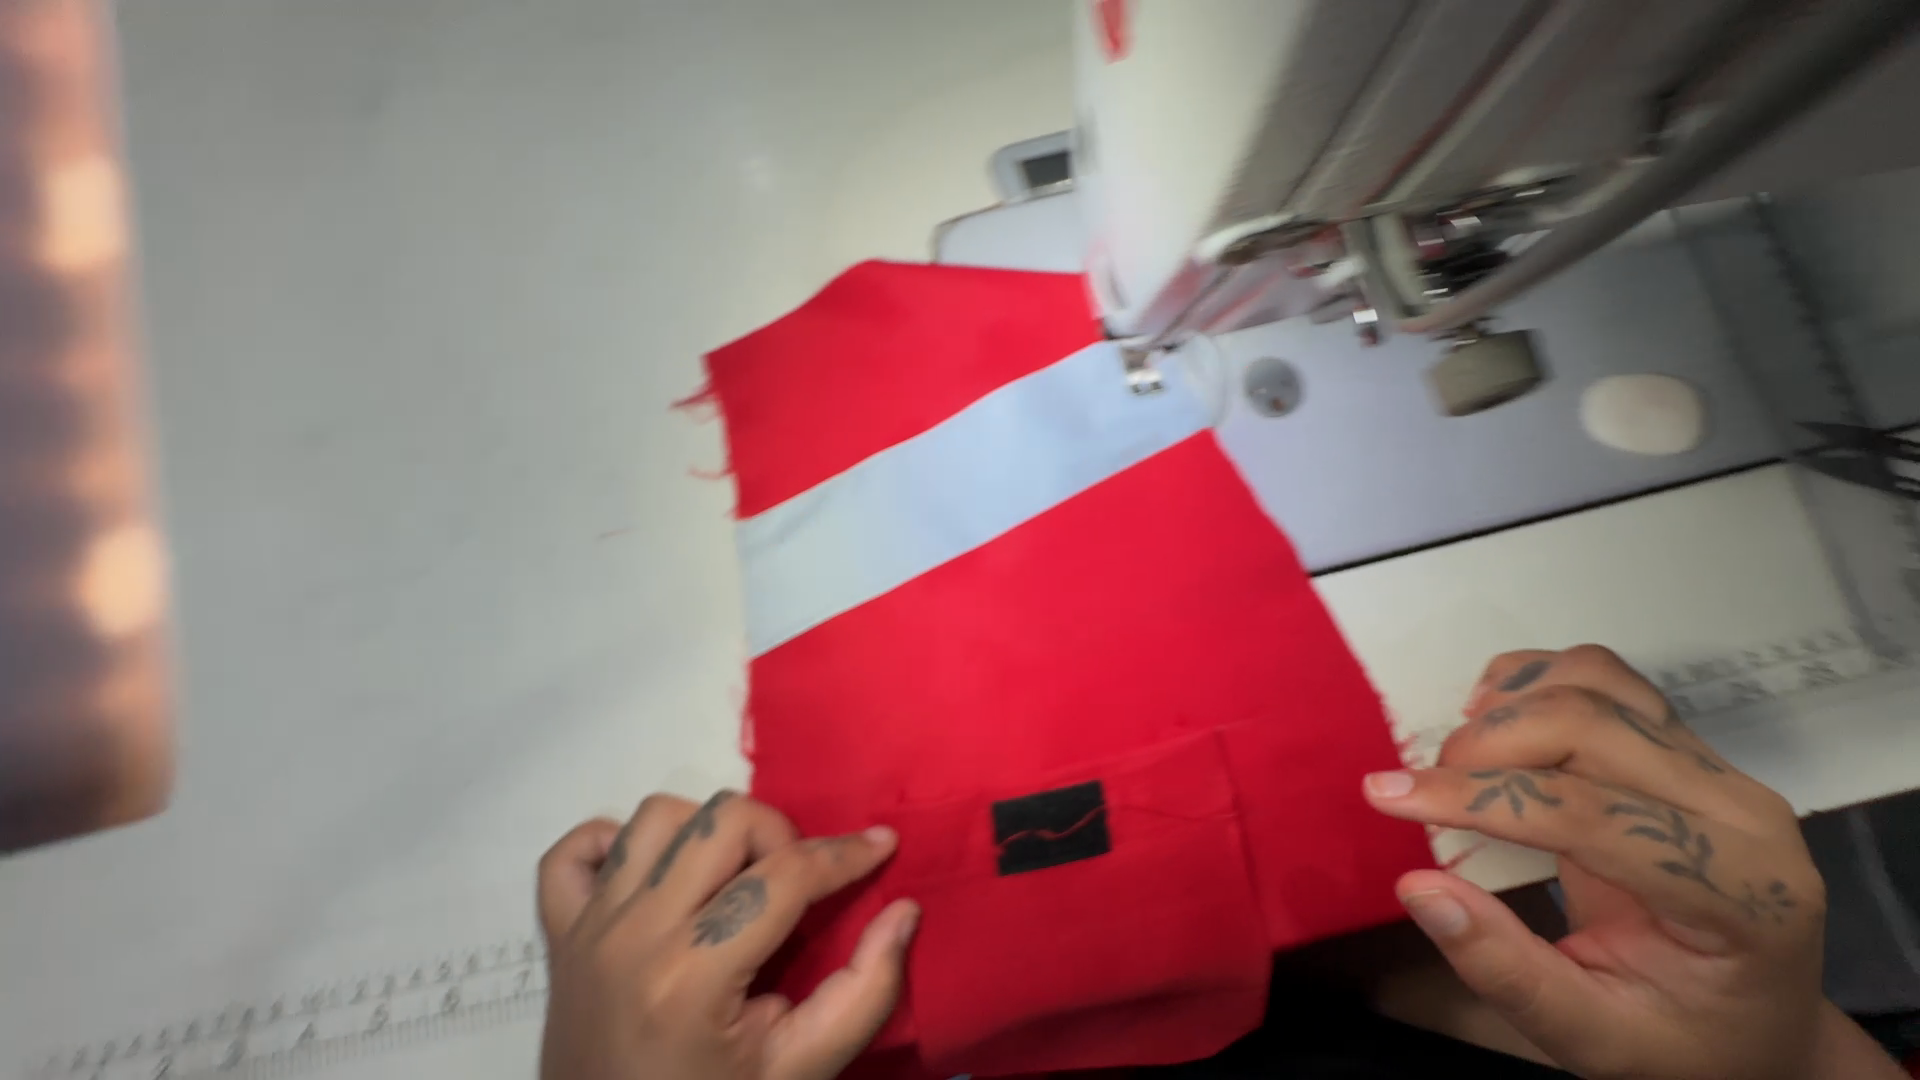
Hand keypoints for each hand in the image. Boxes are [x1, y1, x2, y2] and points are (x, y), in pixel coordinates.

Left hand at [535, 792, 919, 1079]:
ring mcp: (588, 930)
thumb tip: (905, 909)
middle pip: (722, 820)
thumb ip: (866, 991)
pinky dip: (613, 844)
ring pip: (656, 816)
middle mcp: (633, 936)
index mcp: (692, 978)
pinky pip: (571, 851)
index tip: (882, 846)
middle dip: (780, 837)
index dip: (845, 855)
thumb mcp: (804, 1072)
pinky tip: (653, 876)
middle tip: (796, 886)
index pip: (785, 877)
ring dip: (708, 831)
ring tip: (732, 878)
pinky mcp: (559, 936)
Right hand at [1363, 645, 1840, 1079]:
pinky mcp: (1676, 741)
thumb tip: (1415, 886)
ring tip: (1461, 754)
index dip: (1476, 798)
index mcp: (1741, 893)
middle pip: (1589, 723)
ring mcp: (1711, 765)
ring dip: (1505, 704)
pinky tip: (1493, 719)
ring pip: (1594, 678)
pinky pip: (1596, 671)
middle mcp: (1739, 809)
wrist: (1752, 1018)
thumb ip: (1503, 968)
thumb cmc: (1671, 1033)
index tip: (1384, 796)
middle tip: (1424, 790)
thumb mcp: (1588, 1034)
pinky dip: (1528, 678)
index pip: (1591, 815)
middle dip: (1482, 747)